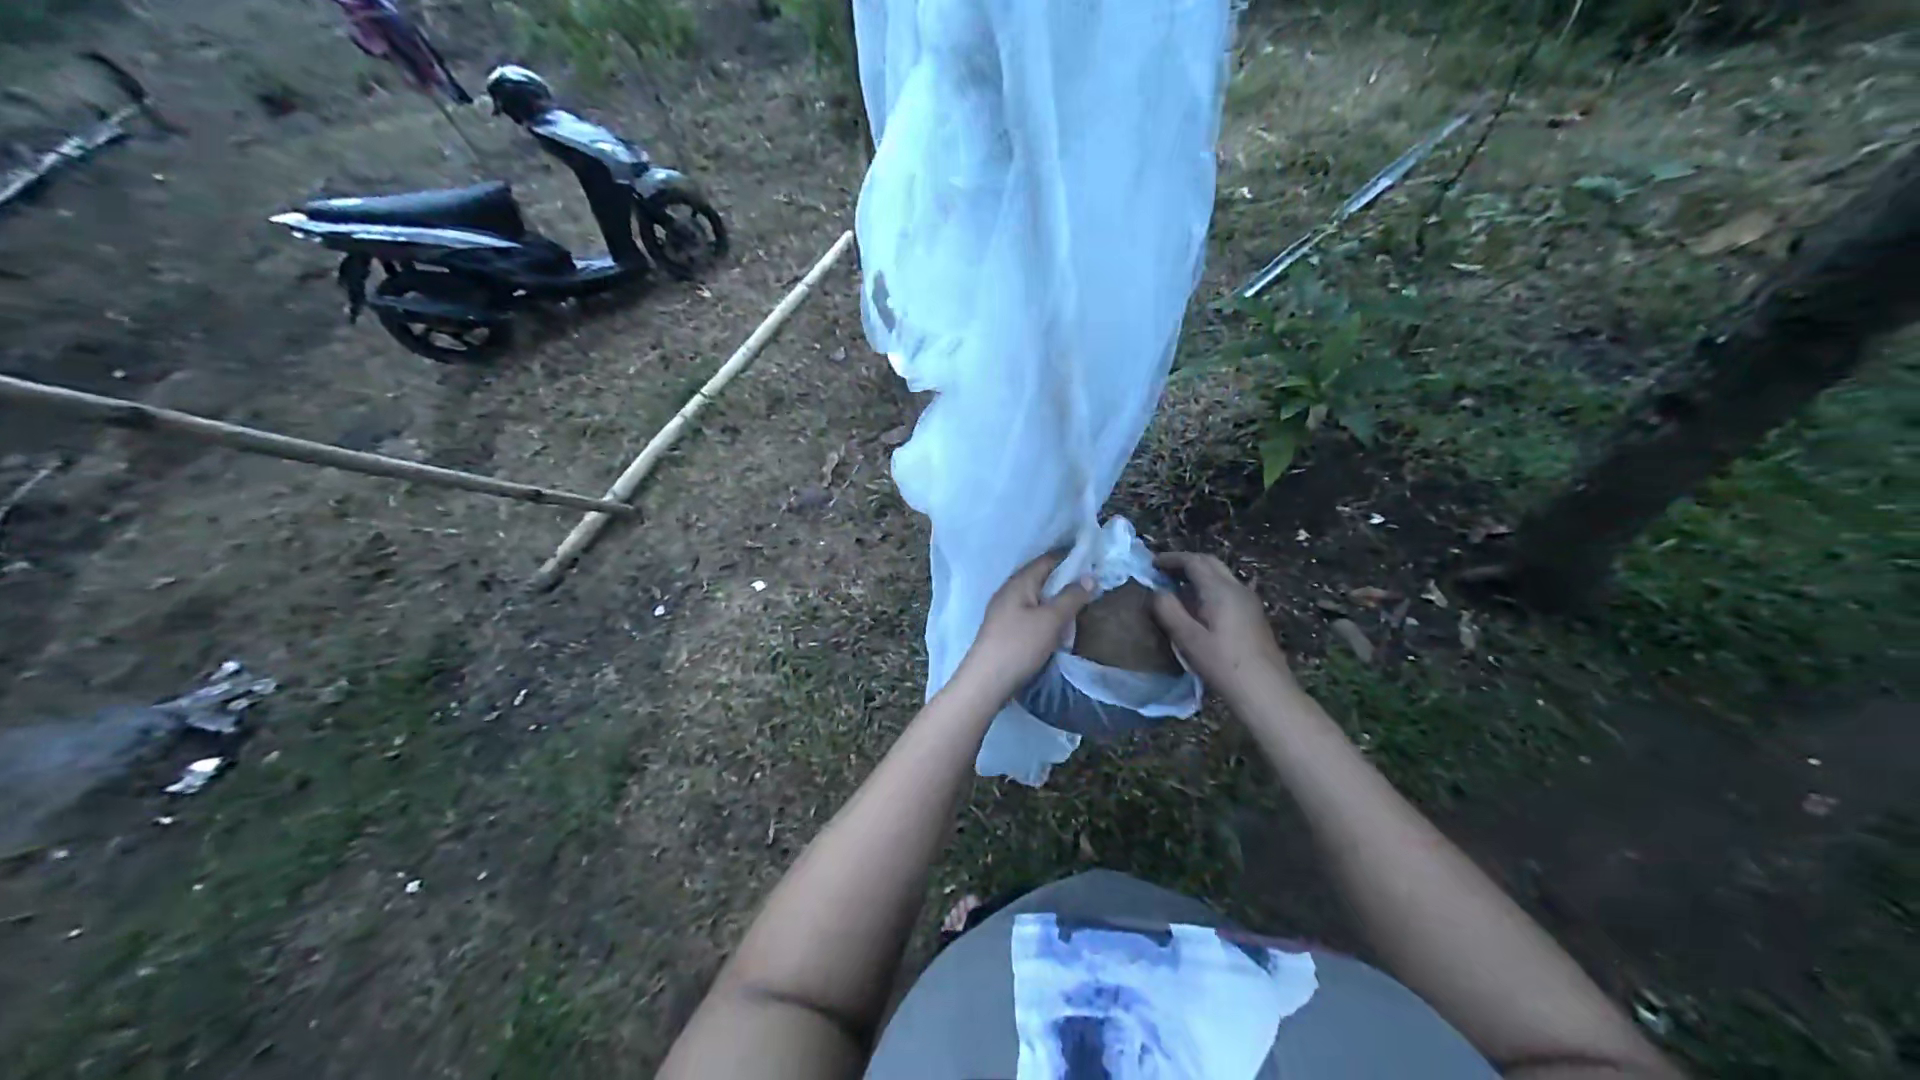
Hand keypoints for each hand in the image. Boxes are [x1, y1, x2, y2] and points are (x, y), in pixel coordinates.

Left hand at [953, 552, 1093, 700]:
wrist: (986, 681)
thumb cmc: (1019, 645)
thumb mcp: (1051, 620)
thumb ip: (1071, 597)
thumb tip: (1089, 576)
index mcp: (1019, 582)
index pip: (1047, 560)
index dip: (1070, 558)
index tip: (1093, 561)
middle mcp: (1009, 591)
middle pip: (1041, 578)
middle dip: (1065, 580)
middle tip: (1091, 585)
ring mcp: (1004, 611)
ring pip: (1036, 597)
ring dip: (1056, 599)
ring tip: (1079, 605)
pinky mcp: (1005, 629)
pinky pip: (1030, 613)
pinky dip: (1047, 615)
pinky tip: (1058, 625)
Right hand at [1149, 552, 1293, 696]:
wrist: (1266, 691)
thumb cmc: (1223, 665)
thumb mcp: (1187, 638)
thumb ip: (1168, 610)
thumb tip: (1158, 592)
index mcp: (1221, 590)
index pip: (1194, 562)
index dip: (1171, 559)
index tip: (1152, 564)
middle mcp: (1238, 589)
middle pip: (1210, 563)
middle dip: (1185, 563)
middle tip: (1163, 572)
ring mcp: (1249, 602)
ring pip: (1220, 576)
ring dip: (1198, 575)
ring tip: (1176, 588)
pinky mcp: (1253, 615)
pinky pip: (1227, 590)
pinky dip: (1208, 587)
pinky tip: (1198, 607)